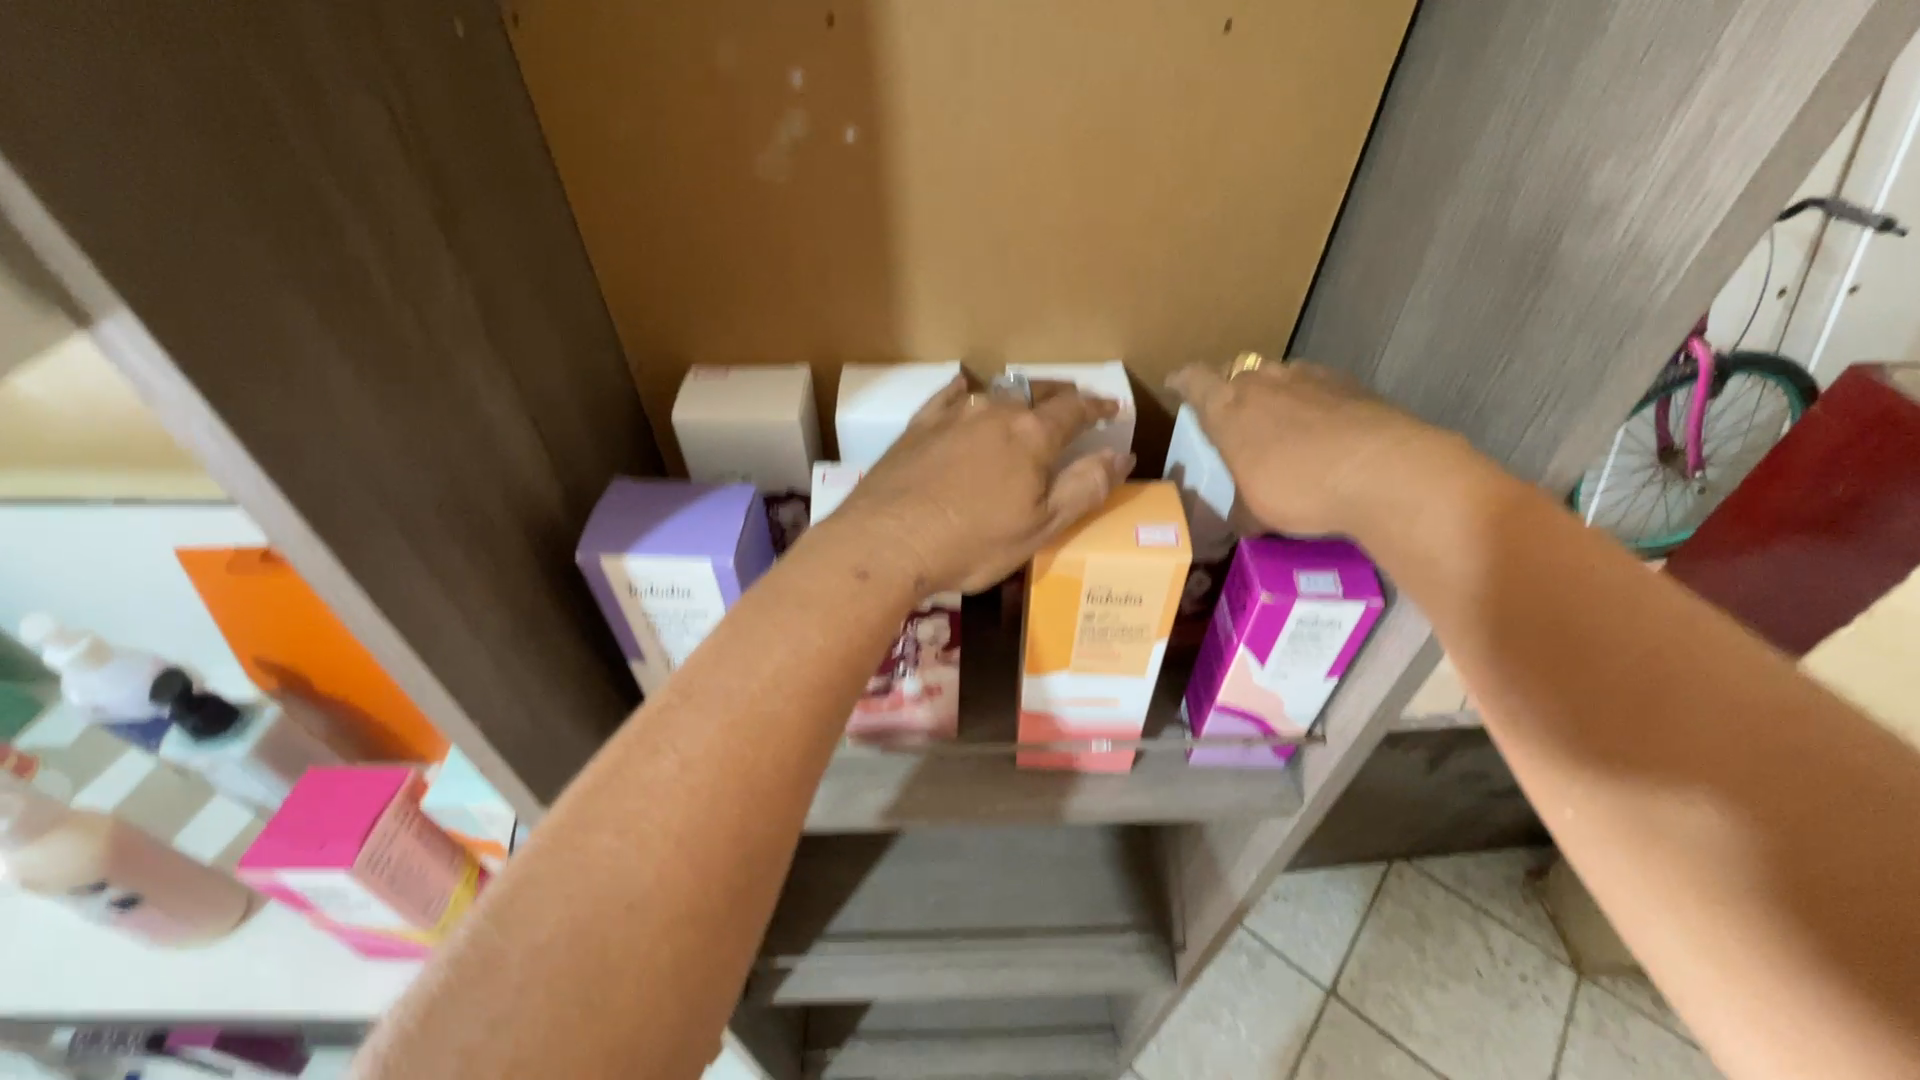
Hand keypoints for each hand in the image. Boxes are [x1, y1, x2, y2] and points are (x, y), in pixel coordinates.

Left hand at [830, 377, 1133, 593]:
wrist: (887, 542)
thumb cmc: (972, 543)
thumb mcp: (1041, 527)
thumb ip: (1085, 488)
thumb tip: (1122, 455)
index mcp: (1032, 436)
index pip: (1075, 410)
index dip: (1097, 408)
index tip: (1111, 409)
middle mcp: (995, 413)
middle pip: (1036, 394)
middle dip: (1060, 398)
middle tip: (1073, 405)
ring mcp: (952, 417)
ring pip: (996, 394)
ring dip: (1018, 397)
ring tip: (1027, 404)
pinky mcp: (917, 428)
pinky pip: (948, 398)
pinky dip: (965, 391)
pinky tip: (965, 388)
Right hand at [1168, 360, 1463, 536]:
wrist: (1382, 471)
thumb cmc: (1298, 488)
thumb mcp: (1254, 513)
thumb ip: (1240, 508)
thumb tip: (1241, 521)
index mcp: (1226, 407)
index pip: (1192, 379)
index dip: (1181, 382)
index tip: (1176, 387)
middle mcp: (1262, 381)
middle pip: (1237, 375)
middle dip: (1233, 394)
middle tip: (1236, 422)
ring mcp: (1308, 376)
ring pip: (1280, 379)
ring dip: (1276, 397)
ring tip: (1284, 429)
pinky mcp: (1349, 383)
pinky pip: (1318, 388)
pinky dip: (1314, 405)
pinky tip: (1325, 433)